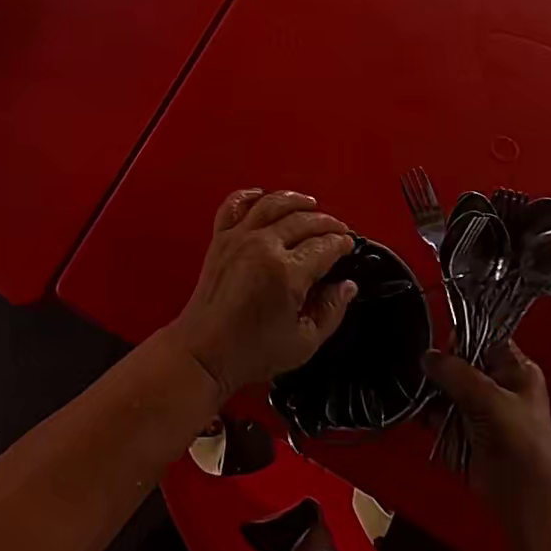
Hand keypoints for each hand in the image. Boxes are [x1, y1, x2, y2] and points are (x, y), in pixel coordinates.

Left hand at [168, 190, 357, 399]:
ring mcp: (239, 239)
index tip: (347, 245)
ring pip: (274, 203)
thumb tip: (346, 287)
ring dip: (297, 200)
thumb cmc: (248, 351)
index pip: (325, 245)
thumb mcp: (304, 342)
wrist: (203, 354)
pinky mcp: (221, 240)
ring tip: (311, 205)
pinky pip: (236, 205)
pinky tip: (265, 196)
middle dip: (327, 222)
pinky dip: (251, 196)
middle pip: (304, 219)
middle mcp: (263, 247)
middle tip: (337, 230)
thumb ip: (331, 311)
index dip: (342, 243)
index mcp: (287, 272)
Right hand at [422, 343, 550, 520]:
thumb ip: (457, 374)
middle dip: (441, 364)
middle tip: (425, 367)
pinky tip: (415, 409)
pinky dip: (425, 411)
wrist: (525, 504)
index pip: (485, 337)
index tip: (442, 341)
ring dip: (430, 388)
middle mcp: (496, 384)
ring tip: (418, 388)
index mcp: (516, 369)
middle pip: (460, 360)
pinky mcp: (461, 431)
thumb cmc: (522, 447)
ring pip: (445, 385)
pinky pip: (437, 412)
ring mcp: (477, 408)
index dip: (463, 335)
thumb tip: (428, 356)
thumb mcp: (491, 400)